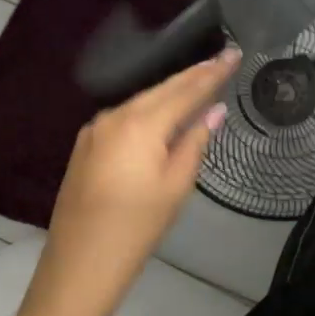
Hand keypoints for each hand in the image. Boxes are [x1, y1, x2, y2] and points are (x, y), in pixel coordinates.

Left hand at [39, 50, 238, 301]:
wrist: (80, 262)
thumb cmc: (137, 227)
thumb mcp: (176, 186)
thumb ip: (195, 142)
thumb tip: (214, 111)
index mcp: (141, 124)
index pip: (186, 90)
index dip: (212, 72)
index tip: (234, 53)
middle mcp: (114, 116)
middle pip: (161, 89)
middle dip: (192, 75)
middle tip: (221, 59)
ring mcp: (95, 130)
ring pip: (142, 102)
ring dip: (171, 92)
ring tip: (199, 81)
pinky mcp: (86, 146)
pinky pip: (125, 117)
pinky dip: (150, 110)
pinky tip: (164, 113)